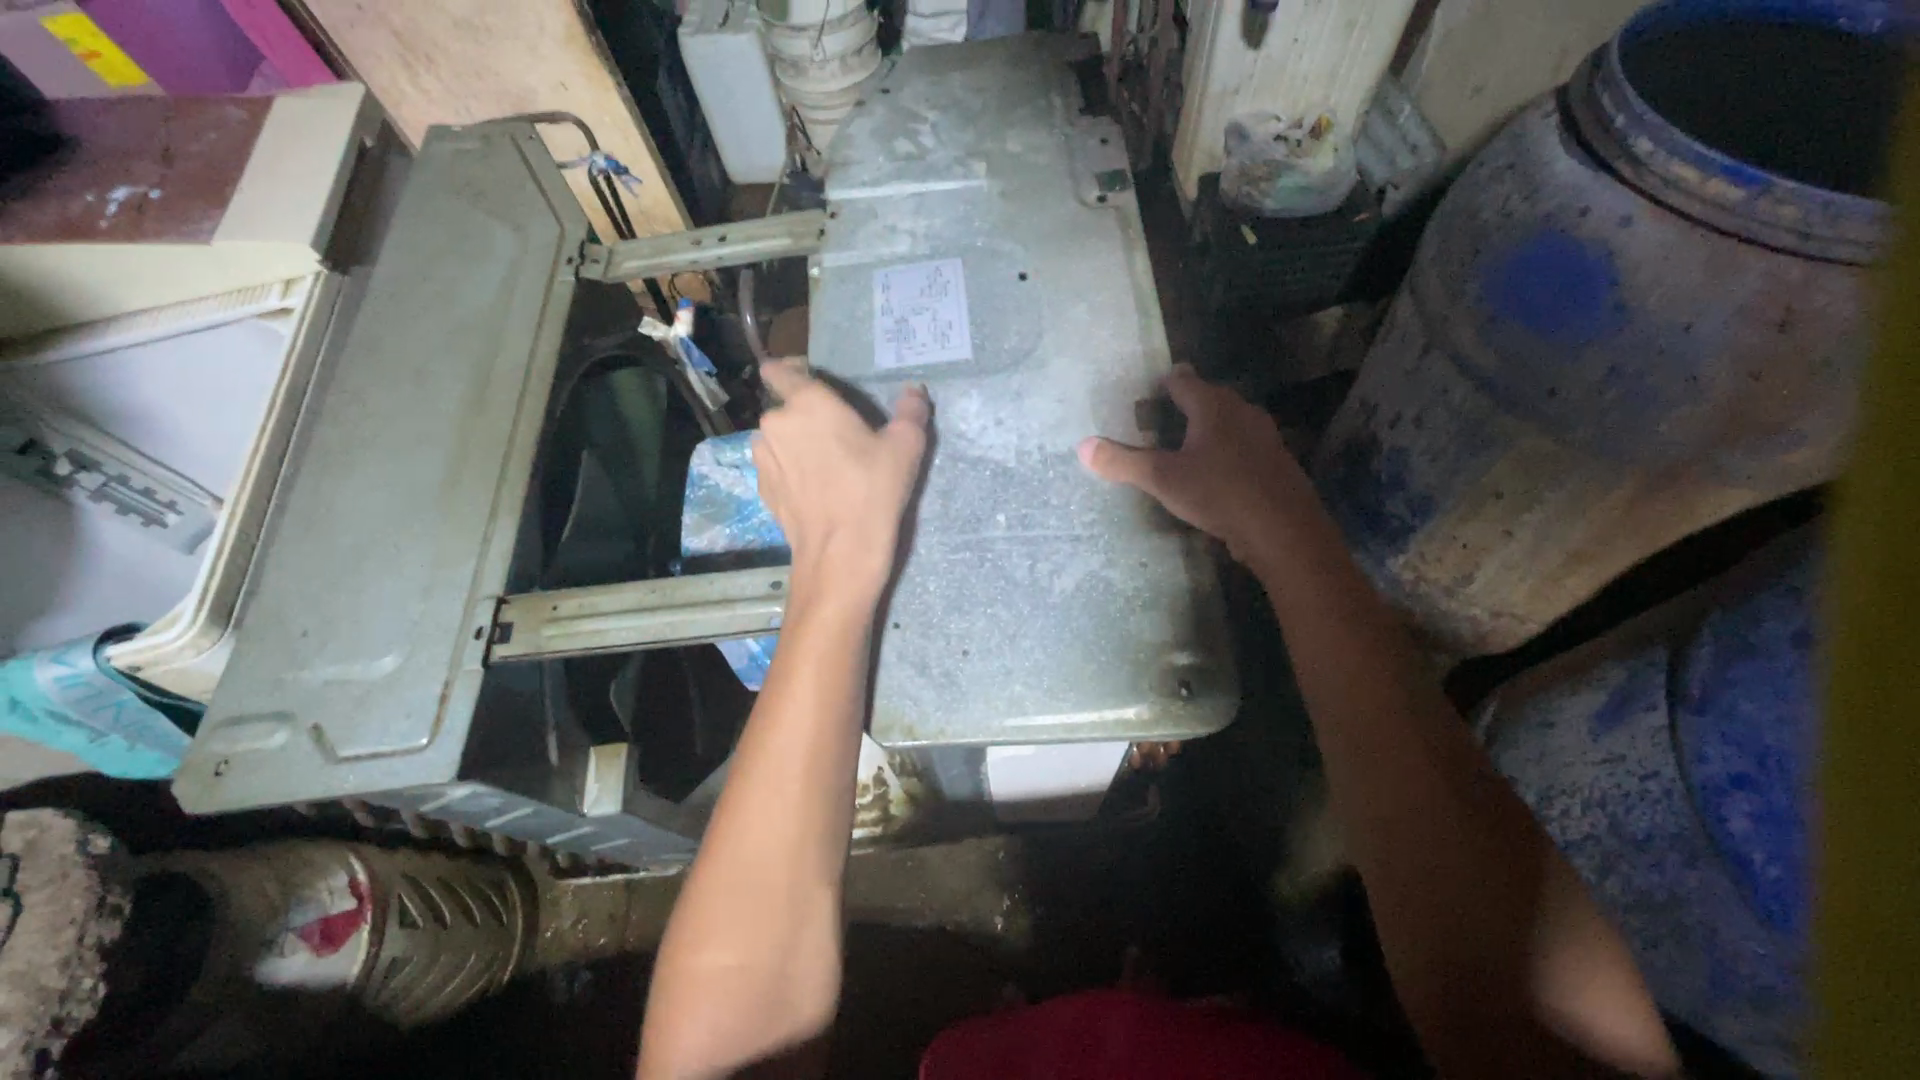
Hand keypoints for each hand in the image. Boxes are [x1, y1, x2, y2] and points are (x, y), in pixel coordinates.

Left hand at [754, 360, 930, 602]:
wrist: (841, 550)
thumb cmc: (873, 489)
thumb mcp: (906, 446)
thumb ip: (910, 411)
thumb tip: (914, 391)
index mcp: (807, 402)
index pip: (780, 370)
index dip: (791, 370)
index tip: (809, 378)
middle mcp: (776, 424)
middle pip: (786, 409)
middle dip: (805, 416)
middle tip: (836, 435)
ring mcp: (764, 458)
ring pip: (778, 440)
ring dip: (794, 444)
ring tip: (824, 465)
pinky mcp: (762, 489)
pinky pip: (775, 468)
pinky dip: (790, 472)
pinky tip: (814, 489)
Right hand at [1077, 364, 1313, 568]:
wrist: (1283, 529)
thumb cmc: (1218, 493)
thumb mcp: (1162, 479)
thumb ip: (1123, 462)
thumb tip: (1082, 446)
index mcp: (1212, 406)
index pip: (1183, 381)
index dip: (1166, 383)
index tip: (1153, 389)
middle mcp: (1241, 412)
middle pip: (1211, 397)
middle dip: (1190, 403)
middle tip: (1166, 416)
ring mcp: (1265, 436)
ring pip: (1232, 422)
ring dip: (1212, 428)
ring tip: (1191, 443)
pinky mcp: (1277, 463)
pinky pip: (1247, 447)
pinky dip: (1230, 452)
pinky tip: (1220, 473)